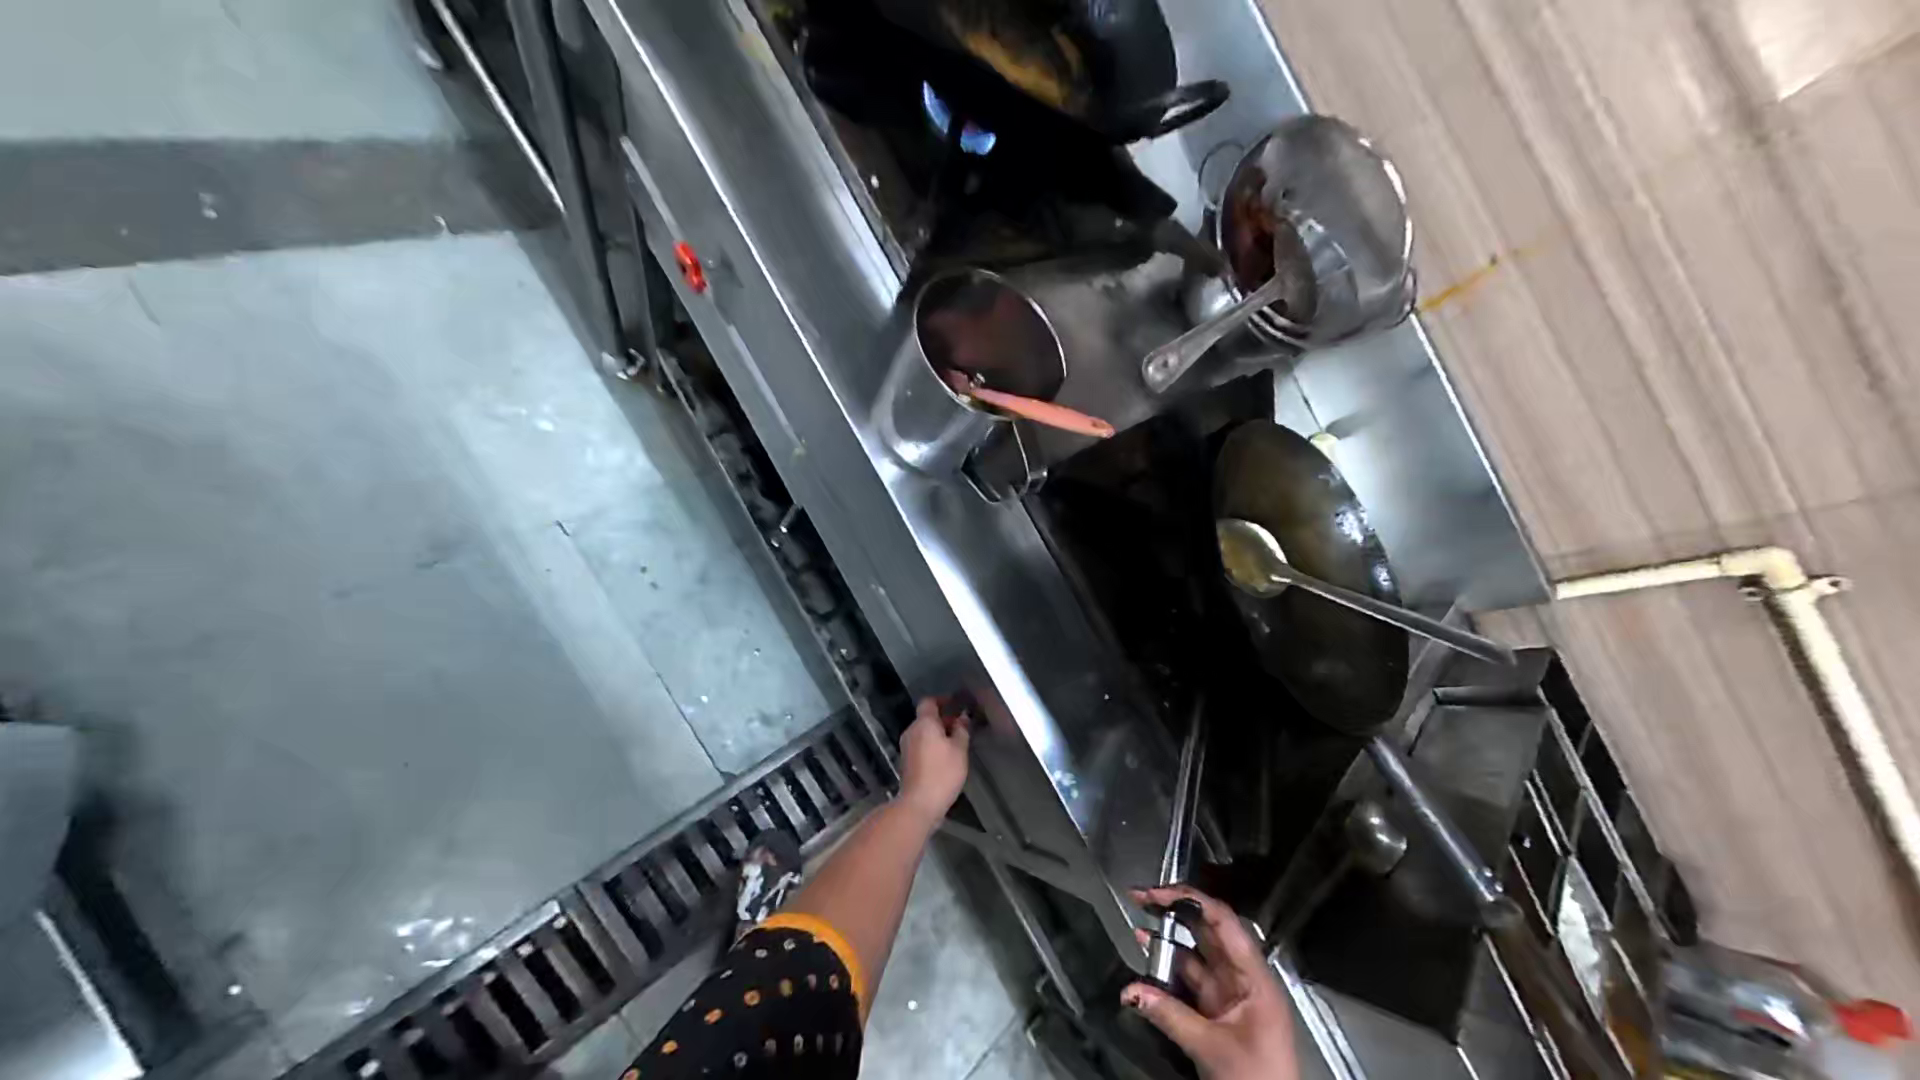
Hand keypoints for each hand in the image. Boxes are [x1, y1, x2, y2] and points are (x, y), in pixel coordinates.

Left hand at [897, 697, 970, 821]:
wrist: (919, 804)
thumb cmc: (942, 773)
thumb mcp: (959, 750)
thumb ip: (961, 730)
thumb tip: (962, 718)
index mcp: (924, 723)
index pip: (929, 702)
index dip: (942, 700)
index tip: (956, 705)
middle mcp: (911, 731)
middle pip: (926, 717)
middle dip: (943, 719)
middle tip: (961, 726)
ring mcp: (906, 747)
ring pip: (923, 732)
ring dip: (938, 733)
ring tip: (956, 742)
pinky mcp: (906, 761)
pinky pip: (920, 745)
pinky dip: (931, 745)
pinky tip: (944, 757)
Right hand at [1124, 885, 1297, 1079]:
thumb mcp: (1211, 1050)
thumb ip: (1168, 1015)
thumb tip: (1130, 991)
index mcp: (1255, 977)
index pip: (1223, 921)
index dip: (1190, 900)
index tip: (1157, 894)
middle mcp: (1244, 977)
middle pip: (1208, 930)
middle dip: (1175, 911)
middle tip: (1142, 898)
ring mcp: (1230, 994)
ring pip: (1196, 953)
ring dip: (1168, 939)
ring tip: (1139, 924)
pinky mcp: (1218, 1012)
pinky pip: (1190, 978)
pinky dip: (1168, 967)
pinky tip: (1147, 957)